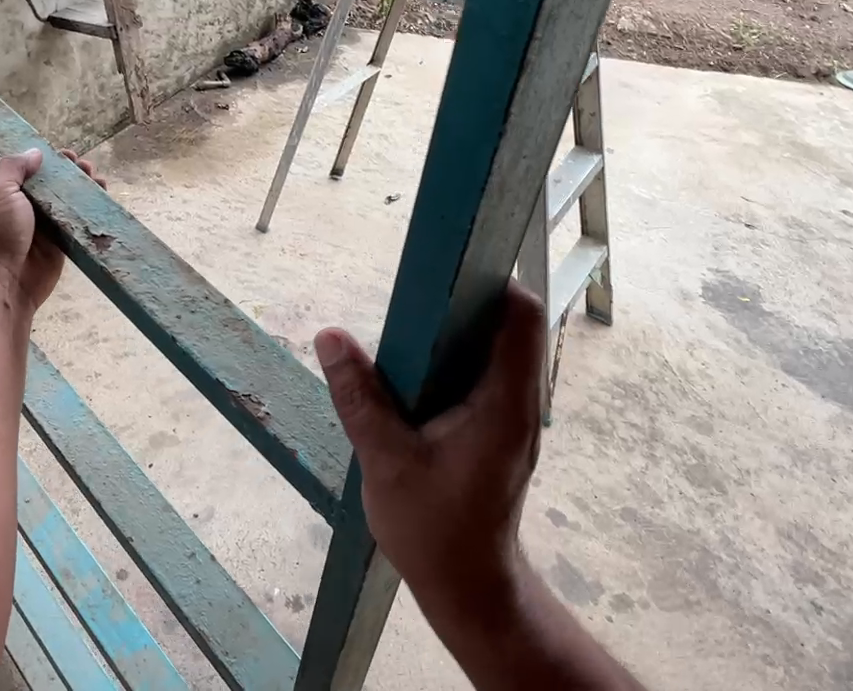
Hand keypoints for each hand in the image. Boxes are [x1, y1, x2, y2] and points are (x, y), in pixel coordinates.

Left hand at [0, 148, 102, 313]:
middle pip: (48, 184)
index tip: (65, 156)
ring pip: (64, 202)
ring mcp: (39, 229)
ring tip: (99, 180)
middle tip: (86, 167)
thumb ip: (14, 167)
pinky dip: (88, 211)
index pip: (23, 170)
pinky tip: (103, 199)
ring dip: (82, 189)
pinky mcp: (57, 246)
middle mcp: (17, 209)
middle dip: (68, 173)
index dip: (45, 161)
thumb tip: (35, 153)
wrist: (0, 285)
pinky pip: (75, 224)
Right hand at [313, 283, 546, 614]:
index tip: (451, 265)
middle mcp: (519, 401)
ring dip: (462, 327)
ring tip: (413, 318)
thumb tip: (329, 336)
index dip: (494, 280)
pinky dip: (459, 355)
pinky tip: (419, 363)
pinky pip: (488, 372)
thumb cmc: (433, 528)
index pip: (522, 316)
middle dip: (469, 298)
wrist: (467, 586)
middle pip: (512, 324)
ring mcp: (514, 415)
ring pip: (499, 347)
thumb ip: (359, 397)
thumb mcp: (386, 461)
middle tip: (418, 288)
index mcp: (504, 403)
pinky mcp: (500, 427)